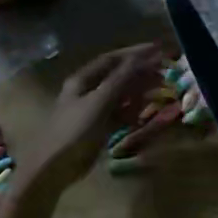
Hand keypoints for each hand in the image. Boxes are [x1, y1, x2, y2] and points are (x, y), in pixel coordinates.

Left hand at [26, 43, 165, 185]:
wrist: (54, 168)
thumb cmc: (74, 131)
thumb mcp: (99, 102)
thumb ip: (120, 79)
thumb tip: (141, 57)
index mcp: (82, 80)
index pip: (111, 59)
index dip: (134, 53)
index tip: (157, 49)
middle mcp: (86, 91)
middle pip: (116, 76)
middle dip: (139, 72)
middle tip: (163, 70)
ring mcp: (92, 111)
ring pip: (119, 96)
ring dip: (137, 92)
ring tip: (159, 88)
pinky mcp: (97, 129)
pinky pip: (118, 115)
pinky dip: (131, 112)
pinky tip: (143, 113)